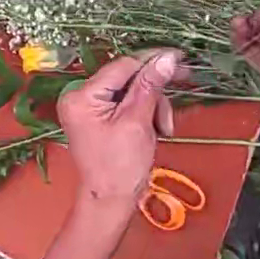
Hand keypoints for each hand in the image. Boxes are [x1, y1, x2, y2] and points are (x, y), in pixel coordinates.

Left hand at [56, 50, 180, 208]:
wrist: (110, 201)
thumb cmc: (120, 167)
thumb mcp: (137, 122)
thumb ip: (150, 87)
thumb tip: (167, 57)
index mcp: (81, 95)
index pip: (122, 66)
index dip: (152, 62)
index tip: (179, 58)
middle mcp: (80, 95)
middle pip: (128, 77)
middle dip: (153, 94)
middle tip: (171, 110)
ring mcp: (90, 106)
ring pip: (133, 90)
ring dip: (153, 107)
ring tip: (162, 130)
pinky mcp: (100, 115)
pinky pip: (128, 103)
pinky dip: (145, 113)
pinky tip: (155, 130)